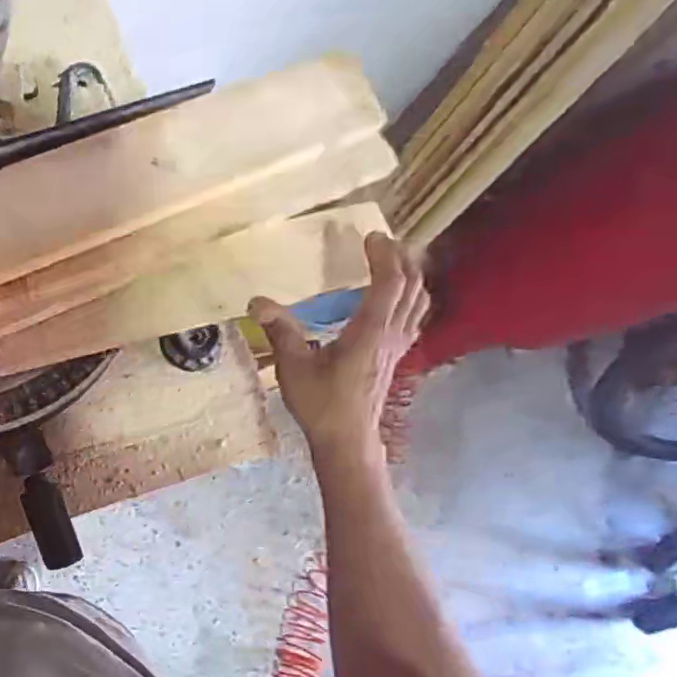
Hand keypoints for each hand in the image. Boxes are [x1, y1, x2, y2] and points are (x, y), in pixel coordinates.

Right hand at [248, 232, 427, 467]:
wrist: (346, 440)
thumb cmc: (321, 404)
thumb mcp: (294, 367)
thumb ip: (280, 330)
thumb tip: (257, 302)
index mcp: (370, 332)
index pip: (389, 282)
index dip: (383, 255)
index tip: (368, 237)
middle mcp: (391, 335)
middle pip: (412, 286)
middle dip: (402, 258)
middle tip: (382, 242)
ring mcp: (397, 347)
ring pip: (419, 301)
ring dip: (410, 276)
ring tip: (394, 261)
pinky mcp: (394, 357)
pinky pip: (413, 318)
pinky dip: (409, 298)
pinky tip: (394, 299)